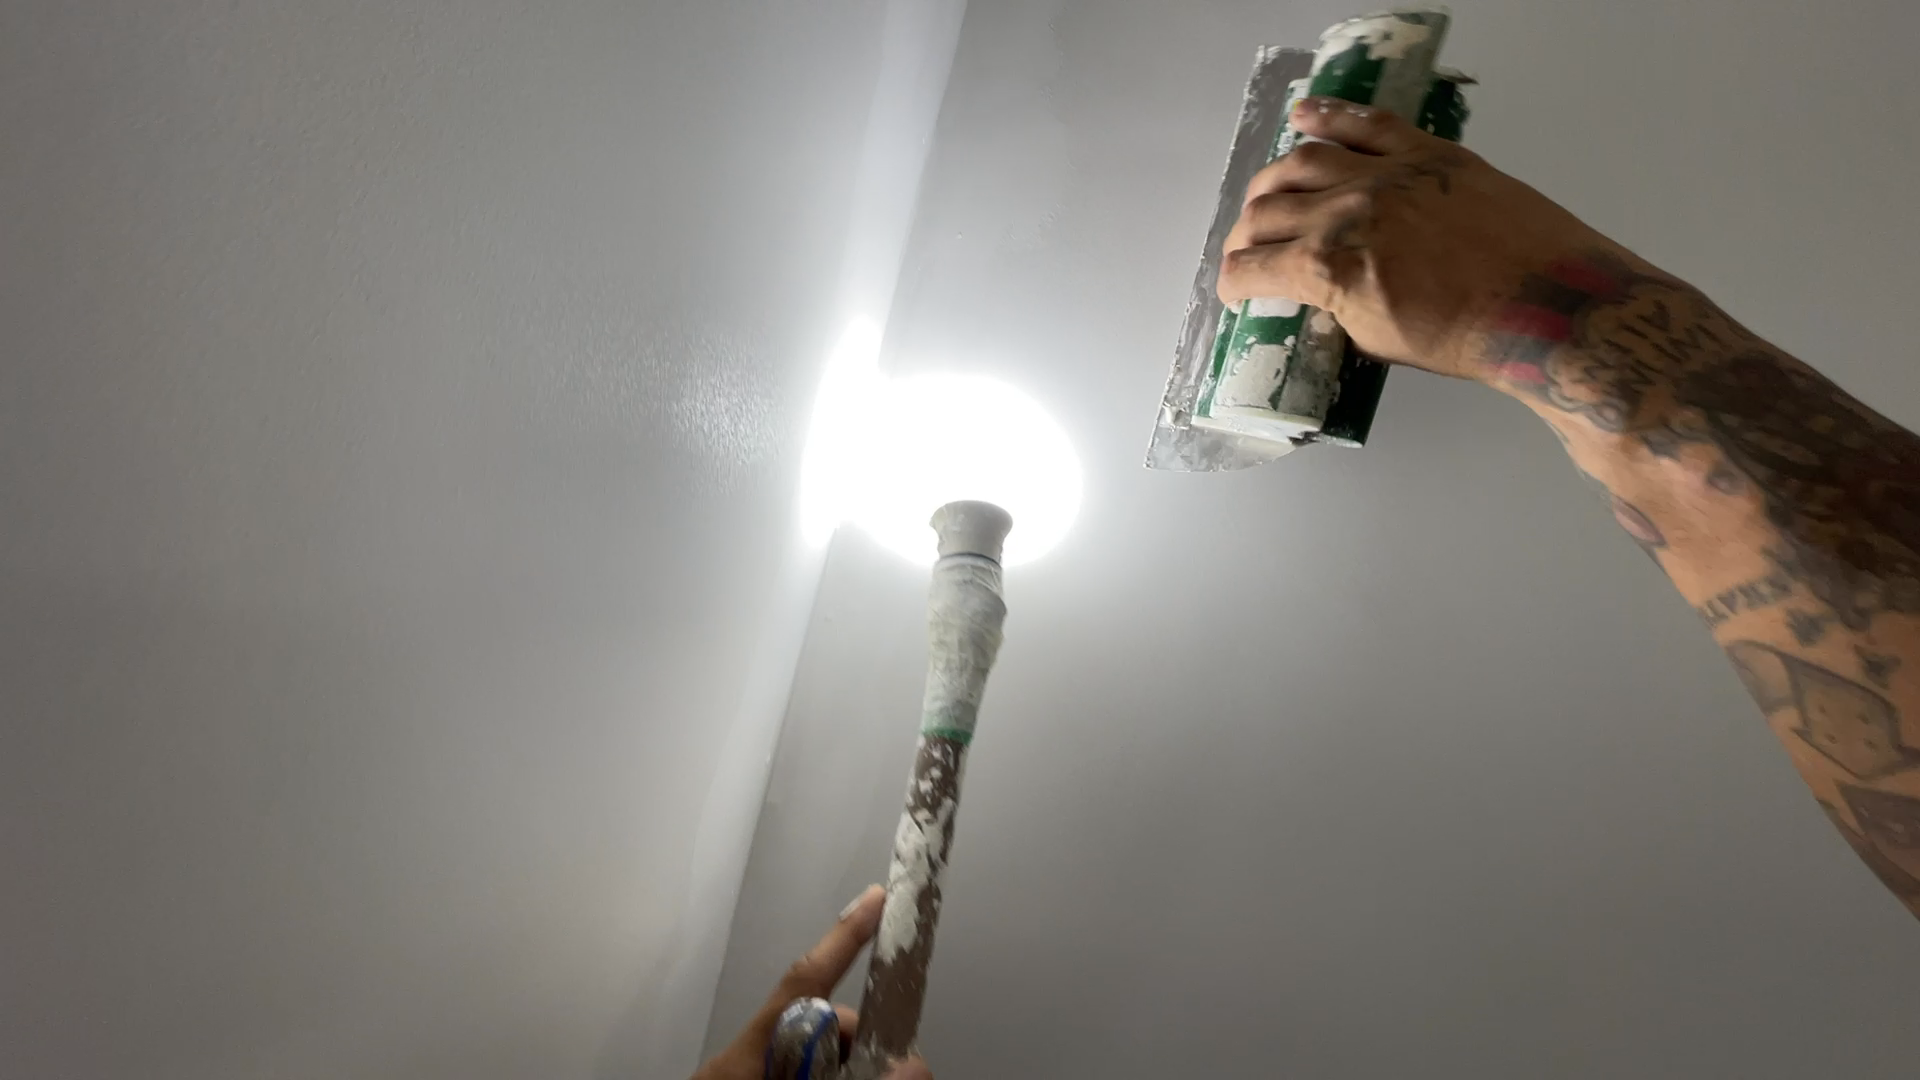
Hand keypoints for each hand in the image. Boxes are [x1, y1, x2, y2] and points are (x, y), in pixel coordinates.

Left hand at [690, 884, 932, 1079]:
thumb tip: (917, 1065)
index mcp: (745, 1060)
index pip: (802, 981)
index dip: (842, 937)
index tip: (876, 898)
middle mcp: (744, 1064)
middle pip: (819, 1032)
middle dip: (865, 1049)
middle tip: (901, 1072)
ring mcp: (742, 1075)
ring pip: (813, 1062)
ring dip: (846, 1069)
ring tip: (879, 1073)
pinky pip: (797, 1073)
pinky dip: (823, 1077)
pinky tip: (842, 1079)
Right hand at [1217, 95, 1627, 380]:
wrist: (1544, 305)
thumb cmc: (1456, 337)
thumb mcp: (1369, 339)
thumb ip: (1332, 305)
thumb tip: (1317, 289)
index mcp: (1325, 269)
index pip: (1250, 268)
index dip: (1231, 283)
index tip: (1233, 290)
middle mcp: (1344, 213)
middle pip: (1264, 212)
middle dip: (1240, 237)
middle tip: (1245, 251)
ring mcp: (1386, 175)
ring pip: (1300, 162)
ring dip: (1268, 181)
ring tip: (1263, 196)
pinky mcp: (1427, 153)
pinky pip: (1366, 123)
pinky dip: (1328, 114)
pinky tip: (1302, 115)